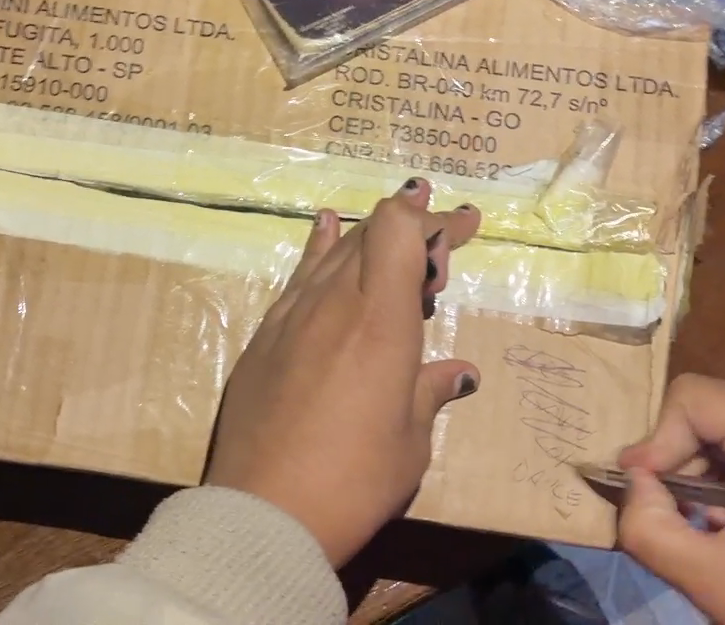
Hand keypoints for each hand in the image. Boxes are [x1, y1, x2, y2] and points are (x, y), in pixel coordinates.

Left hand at [205, 179, 481, 566]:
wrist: (263, 510)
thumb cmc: (353, 480)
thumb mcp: (410, 441)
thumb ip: (430, 392)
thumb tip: (460, 373)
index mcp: (381, 319)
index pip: (400, 230)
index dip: (431, 217)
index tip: (461, 223)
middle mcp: (337, 300)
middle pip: (373, 231)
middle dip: (413, 222)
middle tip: (442, 247)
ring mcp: (295, 311)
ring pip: (337, 246)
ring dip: (372, 230)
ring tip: (398, 214)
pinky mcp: (267, 330)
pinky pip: (302, 271)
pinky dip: (322, 244)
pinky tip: (326, 225)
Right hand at [615, 375, 724, 624]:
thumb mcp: (714, 580)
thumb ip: (646, 521)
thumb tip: (633, 480)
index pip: (694, 398)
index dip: (658, 441)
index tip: (646, 491)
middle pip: (719, 414)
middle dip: (687, 465)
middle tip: (684, 520)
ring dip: (714, 478)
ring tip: (718, 532)